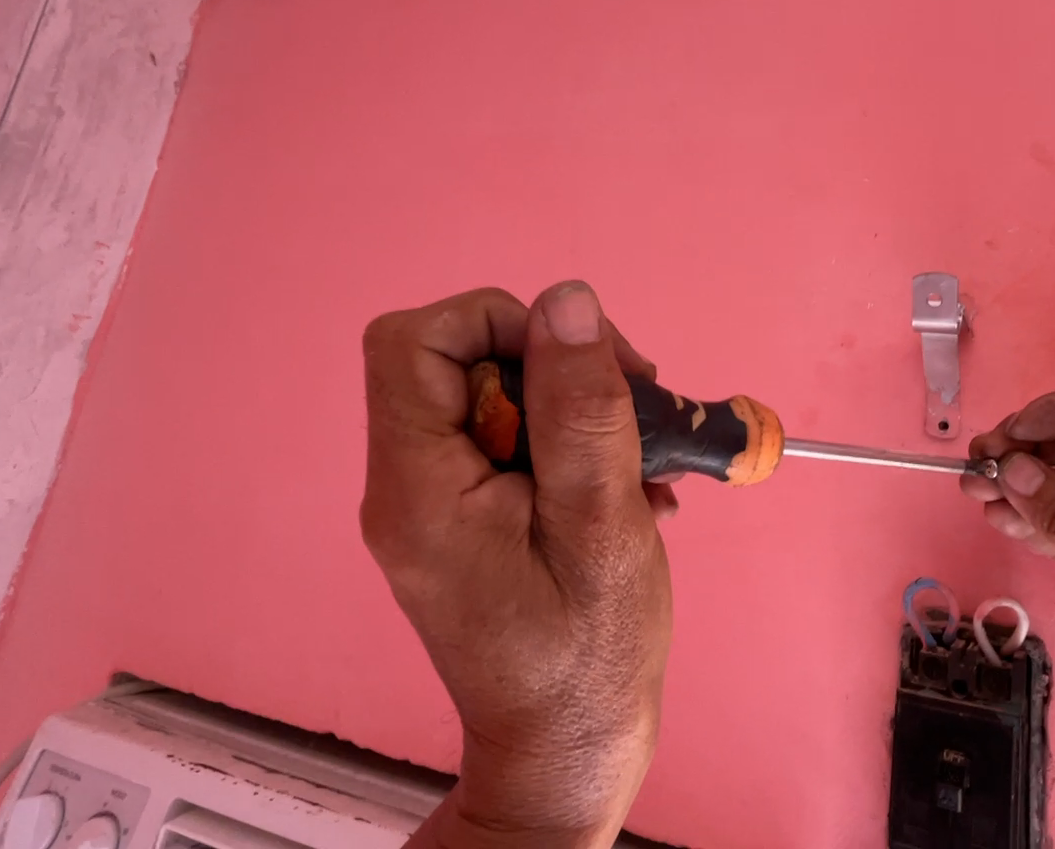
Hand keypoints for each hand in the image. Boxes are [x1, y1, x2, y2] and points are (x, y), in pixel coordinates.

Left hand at [361, 283, 672, 848]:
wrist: (569, 755)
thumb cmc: (590, 654)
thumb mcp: (601, 523)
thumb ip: (581, 410)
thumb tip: (567, 299)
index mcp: (420, 487)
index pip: (413, 342)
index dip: (497, 323)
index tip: (580, 363)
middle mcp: (408, 487)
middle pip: (460, 363)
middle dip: (555, 365)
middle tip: (636, 400)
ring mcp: (437, 506)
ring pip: (498, 397)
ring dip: (577, 407)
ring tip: (645, 452)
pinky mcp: (468, 520)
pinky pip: (512, 442)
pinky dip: (573, 444)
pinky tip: (630, 488)